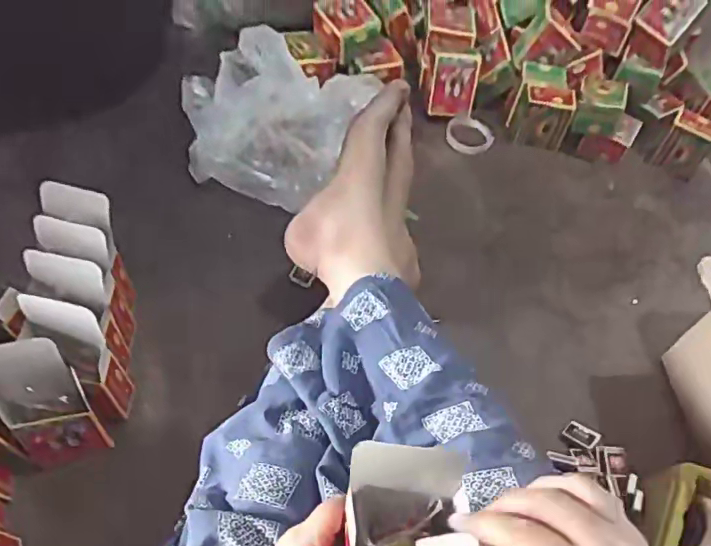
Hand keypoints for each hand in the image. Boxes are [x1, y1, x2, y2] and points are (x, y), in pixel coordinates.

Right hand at [283, 81, 420, 302]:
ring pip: (401, 202)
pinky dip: (388, 242)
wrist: (365, 291)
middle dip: (401, 134)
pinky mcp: (407, 264)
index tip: (396, 89)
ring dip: (395, 190)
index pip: (373, 133)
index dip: (383, 109)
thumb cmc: (331, 247)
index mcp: (362, 175)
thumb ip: (312, 227)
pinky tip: (380, 251)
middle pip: (400, 158)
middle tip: (404, 116)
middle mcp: (388, 199)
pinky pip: (397, 244)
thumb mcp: (303, 233)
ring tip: (388, 186)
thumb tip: (319, 245)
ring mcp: (402, 232)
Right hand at [451, 475, 710, 545]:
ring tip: (508, 506)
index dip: (485, 525)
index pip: (523, 536)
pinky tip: (545, 500)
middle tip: (478, 516)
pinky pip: (595, 491)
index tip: (458, 525)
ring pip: (571, 487)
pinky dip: (563, 486)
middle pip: (545, 502)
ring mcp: (622, 531)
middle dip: (503, 502)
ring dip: (533, 489)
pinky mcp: (632, 528)